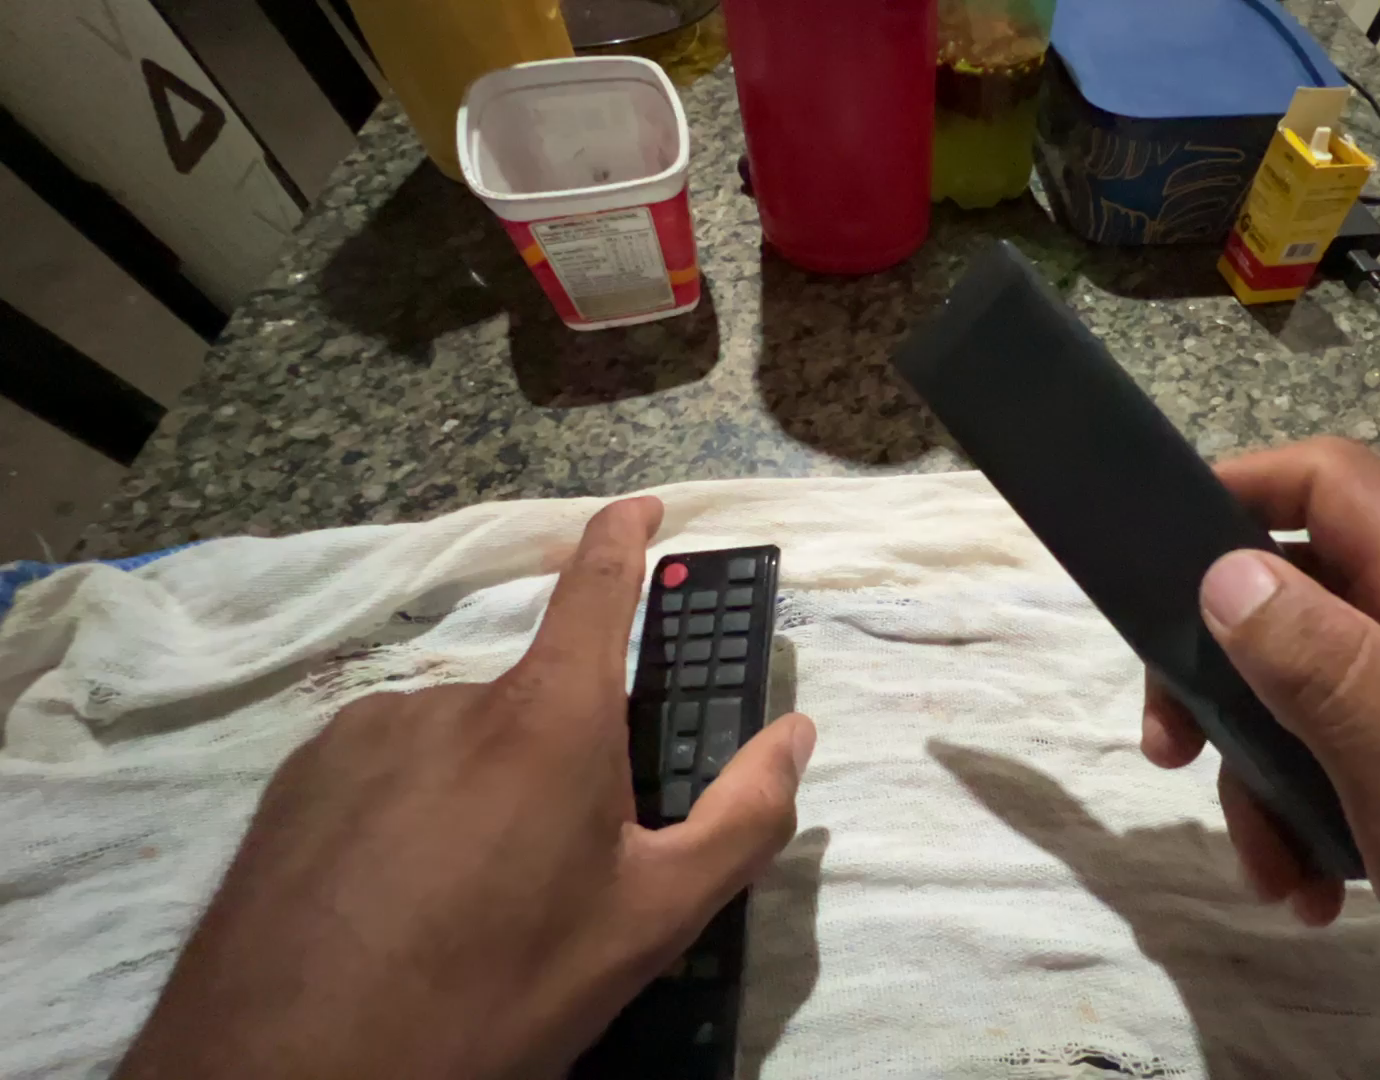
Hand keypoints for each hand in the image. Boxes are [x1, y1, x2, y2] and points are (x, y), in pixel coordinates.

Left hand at [116, 498, 816, 1079]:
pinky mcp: (298, 780)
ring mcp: (365, 733)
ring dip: (500, 779)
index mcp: (550, 716)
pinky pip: (397, 760)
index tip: (646, 505)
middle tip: (567, 854)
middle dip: (577, 750)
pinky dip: (426, 798)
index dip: (625, 534)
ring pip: (473, 734)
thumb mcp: (655, 914)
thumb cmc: (501, 987)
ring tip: (477, 888)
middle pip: (547, 696)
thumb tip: (797, 732)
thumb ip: (745, 814)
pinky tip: (404, 890)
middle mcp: (455, 698)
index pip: (597, 586)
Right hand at [1142, 438, 1379, 1079]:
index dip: (1237, 490)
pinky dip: (1319, 784)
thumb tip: (1228, 571)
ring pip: (1322, 665)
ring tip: (1272, 863)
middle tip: (1175, 746)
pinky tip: (1316, 873)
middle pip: (1307, 580)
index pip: (1334, 481)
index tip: (1156, 559)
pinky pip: (1364, 720)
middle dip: (1227, 661)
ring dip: (1269, 753)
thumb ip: (1330, 679)